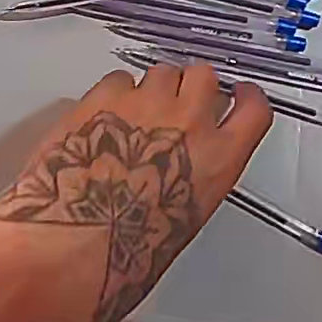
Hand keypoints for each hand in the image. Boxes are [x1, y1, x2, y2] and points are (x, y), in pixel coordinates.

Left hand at [0, 65, 270, 321]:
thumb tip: (183, 168)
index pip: (252, 110)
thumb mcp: (184, 219)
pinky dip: (115, 91)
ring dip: (154, 87)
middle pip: (203, 75)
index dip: (247, 97)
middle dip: (191, 85)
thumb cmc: (122, 251)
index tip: (242, 92)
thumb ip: (195, 178)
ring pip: (161, 70)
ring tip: (134, 115)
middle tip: (175, 103)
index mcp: (217, 160)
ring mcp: (145, 103)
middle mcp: (187, 123)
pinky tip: (103, 118)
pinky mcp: (104, 96)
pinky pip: (118, 78)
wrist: (69, 244)